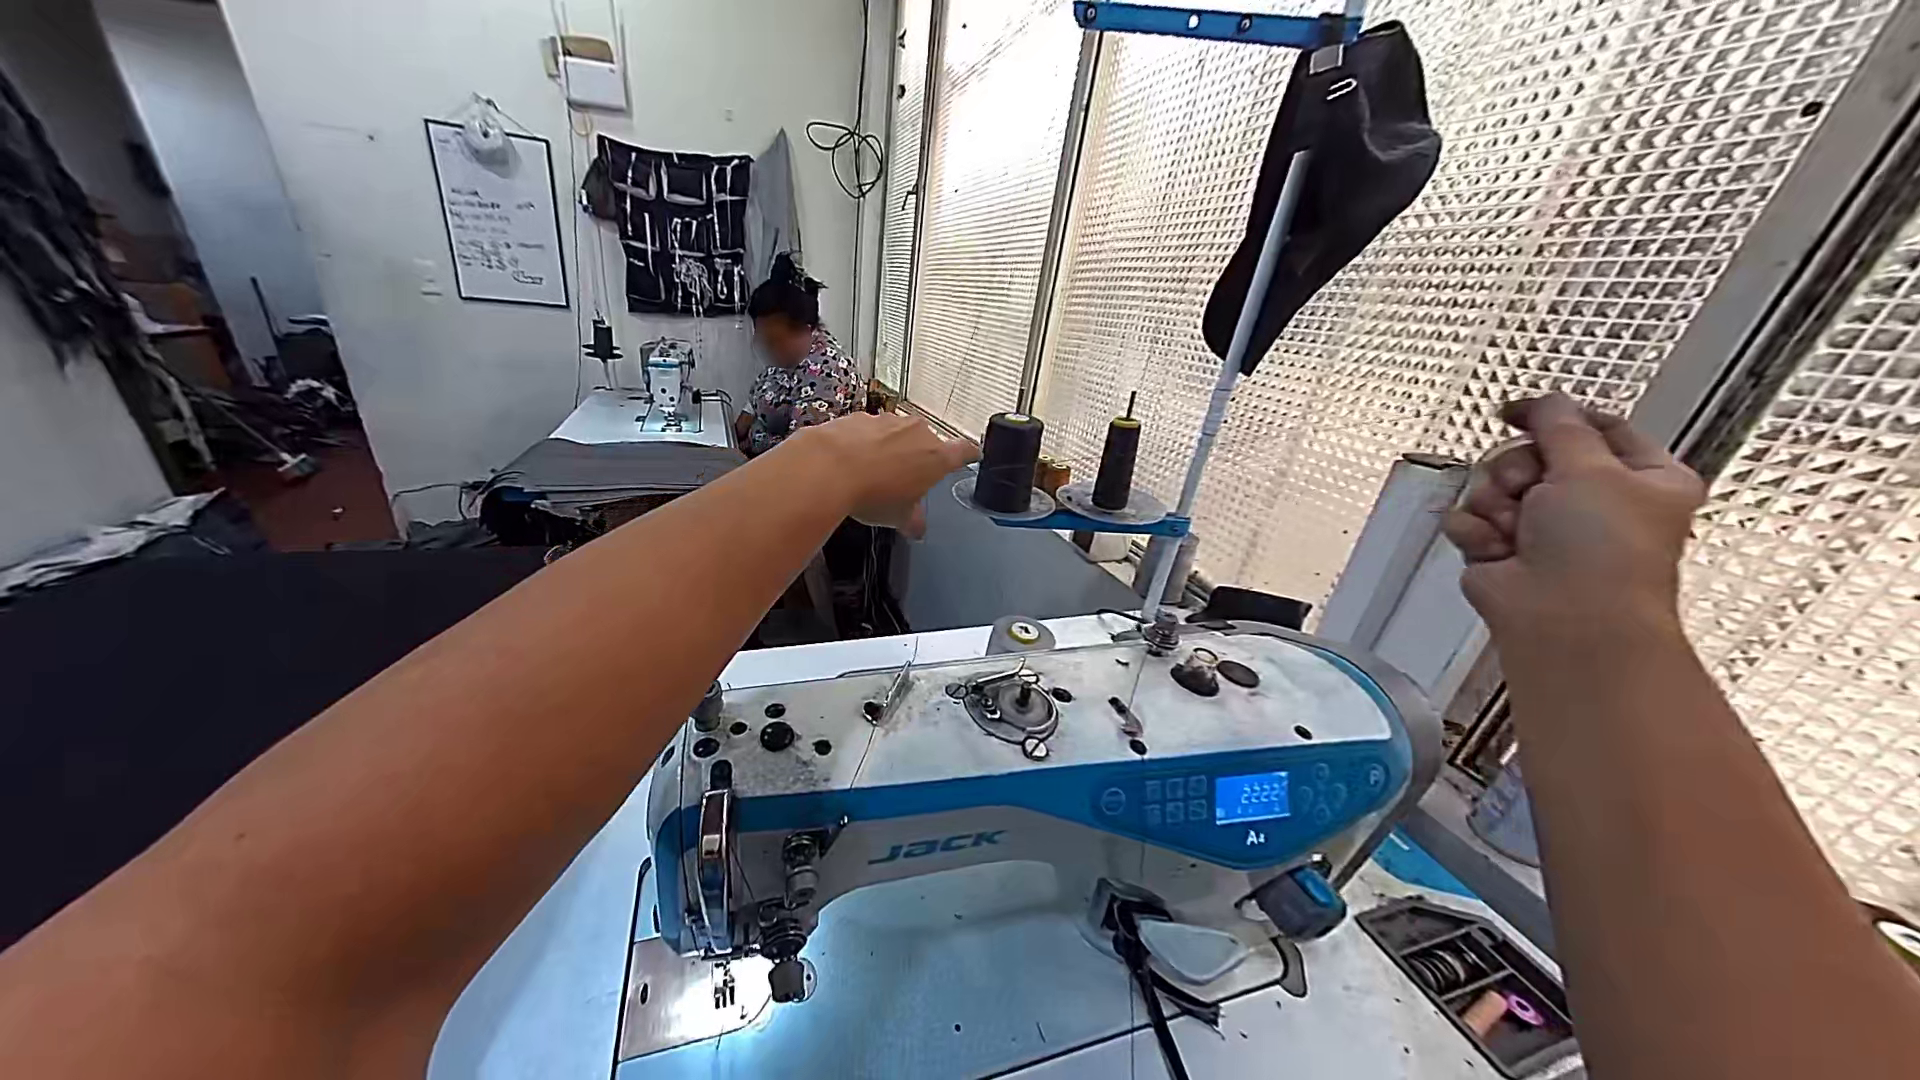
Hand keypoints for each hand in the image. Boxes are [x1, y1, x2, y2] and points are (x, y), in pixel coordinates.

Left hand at [784, 411, 979, 538]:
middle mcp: (916, 432)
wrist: (828, 468)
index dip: (969, 454)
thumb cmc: (872, 492)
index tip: (972, 455)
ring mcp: (888, 421)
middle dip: (916, 460)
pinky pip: (867, 432)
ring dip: (888, 451)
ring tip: (871, 476)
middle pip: (926, 444)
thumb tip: (916, 528)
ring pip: (895, 436)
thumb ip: (913, 521)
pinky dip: (862, 445)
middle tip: (902, 483)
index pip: (964, 451)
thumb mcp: (899, 517)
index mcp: (937, 457)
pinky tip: (850, 464)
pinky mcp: (859, 417)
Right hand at [1443, 394, 1705, 638]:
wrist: (1562, 613)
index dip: (1552, 417)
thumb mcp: (1591, 467)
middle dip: (1514, 470)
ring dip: (1494, 503)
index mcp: (1636, 477)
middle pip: (1525, 455)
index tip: (1518, 413)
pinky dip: (1475, 531)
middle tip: (1529, 489)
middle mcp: (1586, 500)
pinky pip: (1466, 518)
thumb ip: (1559, 426)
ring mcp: (1538, 525)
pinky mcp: (1497, 546)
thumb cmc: (1602, 552)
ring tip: (1515, 527)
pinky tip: (1498, 548)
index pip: (1589, 427)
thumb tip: (1542, 404)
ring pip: (1488, 486)